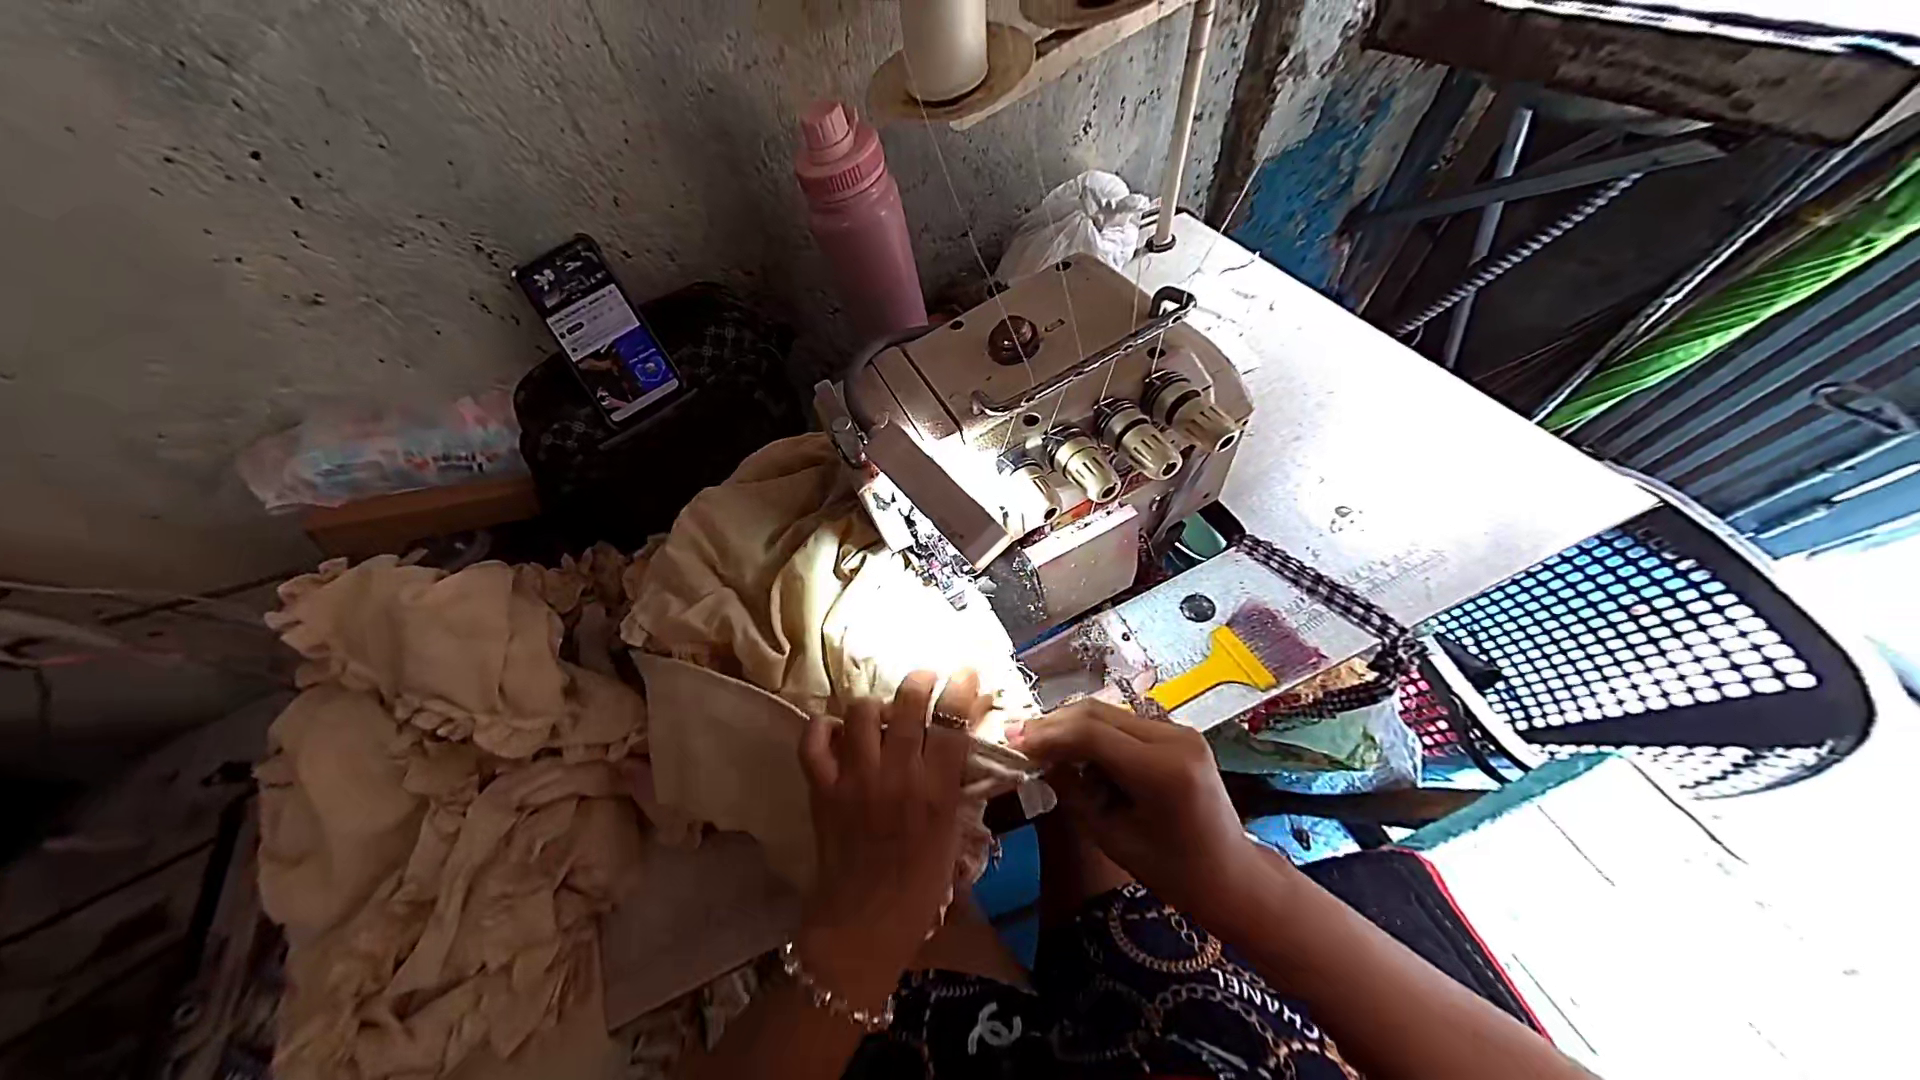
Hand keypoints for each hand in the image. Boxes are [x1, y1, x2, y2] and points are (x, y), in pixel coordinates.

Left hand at [794, 671, 984, 1007]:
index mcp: (936, 792)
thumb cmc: (920, 887)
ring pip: (861, 713)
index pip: (953, 724)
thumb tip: (959, 748)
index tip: (964, 672)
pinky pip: (813, 741)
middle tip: (924, 679)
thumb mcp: (953, 836)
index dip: (961, 689)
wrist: (864, 925)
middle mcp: (897, 777)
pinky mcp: (822, 790)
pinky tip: (835, 730)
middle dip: (919, 680)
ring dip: (874, 704)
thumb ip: (956, 788)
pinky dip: (822, 728)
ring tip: (880, 711)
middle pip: (907, 705)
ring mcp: (855, 780)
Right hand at [1011, 699, 1289, 924]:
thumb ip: (1073, 791)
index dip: (1047, 734)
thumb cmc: (1173, 873)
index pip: (1091, 734)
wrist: (1233, 876)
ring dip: (1073, 726)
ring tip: (1044, 747)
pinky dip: (1096, 733)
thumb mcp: (1111, 837)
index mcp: (1163, 771)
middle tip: (1020, 739)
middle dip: (1054, 724)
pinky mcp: (1178, 732)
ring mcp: (1179, 730)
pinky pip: (1124, 723)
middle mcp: (1174, 738)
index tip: (1013, 741)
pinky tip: (1079, 753)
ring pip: (1109, 712)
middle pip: (1098, 712)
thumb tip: (1039, 758)